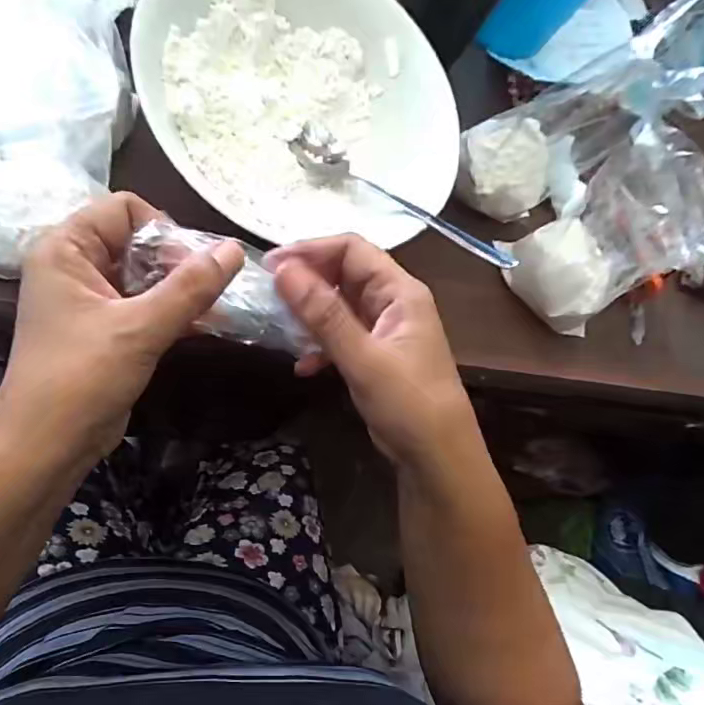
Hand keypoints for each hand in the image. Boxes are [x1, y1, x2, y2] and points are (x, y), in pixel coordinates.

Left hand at [0, 193, 242, 462]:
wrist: (47, 446)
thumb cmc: (82, 378)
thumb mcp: (139, 328)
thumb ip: (189, 288)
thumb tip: (234, 249)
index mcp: (65, 249)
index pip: (124, 209)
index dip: (164, 230)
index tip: (192, 267)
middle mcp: (74, 268)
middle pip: (138, 243)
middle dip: (179, 264)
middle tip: (211, 293)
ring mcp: (89, 303)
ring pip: (145, 279)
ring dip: (181, 292)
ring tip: (220, 311)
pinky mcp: (104, 334)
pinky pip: (143, 310)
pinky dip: (171, 315)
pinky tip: (207, 327)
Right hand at [268, 234, 476, 468]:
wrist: (436, 455)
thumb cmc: (408, 403)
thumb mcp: (363, 357)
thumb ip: (323, 314)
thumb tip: (284, 271)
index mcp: (400, 292)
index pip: (352, 249)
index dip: (310, 249)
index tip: (270, 265)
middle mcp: (392, 303)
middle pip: (342, 273)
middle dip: (305, 281)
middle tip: (267, 293)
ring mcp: (382, 330)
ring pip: (337, 306)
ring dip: (308, 315)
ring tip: (278, 327)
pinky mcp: (373, 356)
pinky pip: (339, 337)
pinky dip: (319, 345)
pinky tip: (303, 366)